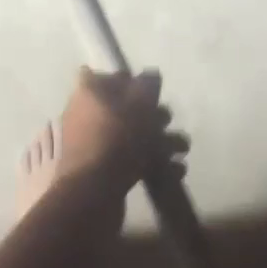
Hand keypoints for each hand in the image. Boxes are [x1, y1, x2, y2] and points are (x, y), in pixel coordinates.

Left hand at [56, 68, 187, 196]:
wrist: (93, 194)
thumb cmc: (117, 139)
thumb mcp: (139, 103)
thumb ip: (148, 84)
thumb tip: (150, 74)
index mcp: (89, 91)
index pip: (109, 76)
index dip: (132, 82)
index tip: (151, 93)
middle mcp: (85, 113)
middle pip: (124, 108)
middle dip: (154, 116)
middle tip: (169, 123)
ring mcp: (91, 144)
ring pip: (130, 136)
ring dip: (159, 142)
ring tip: (181, 151)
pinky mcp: (100, 171)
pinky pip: (128, 160)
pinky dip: (151, 163)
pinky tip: (175, 171)